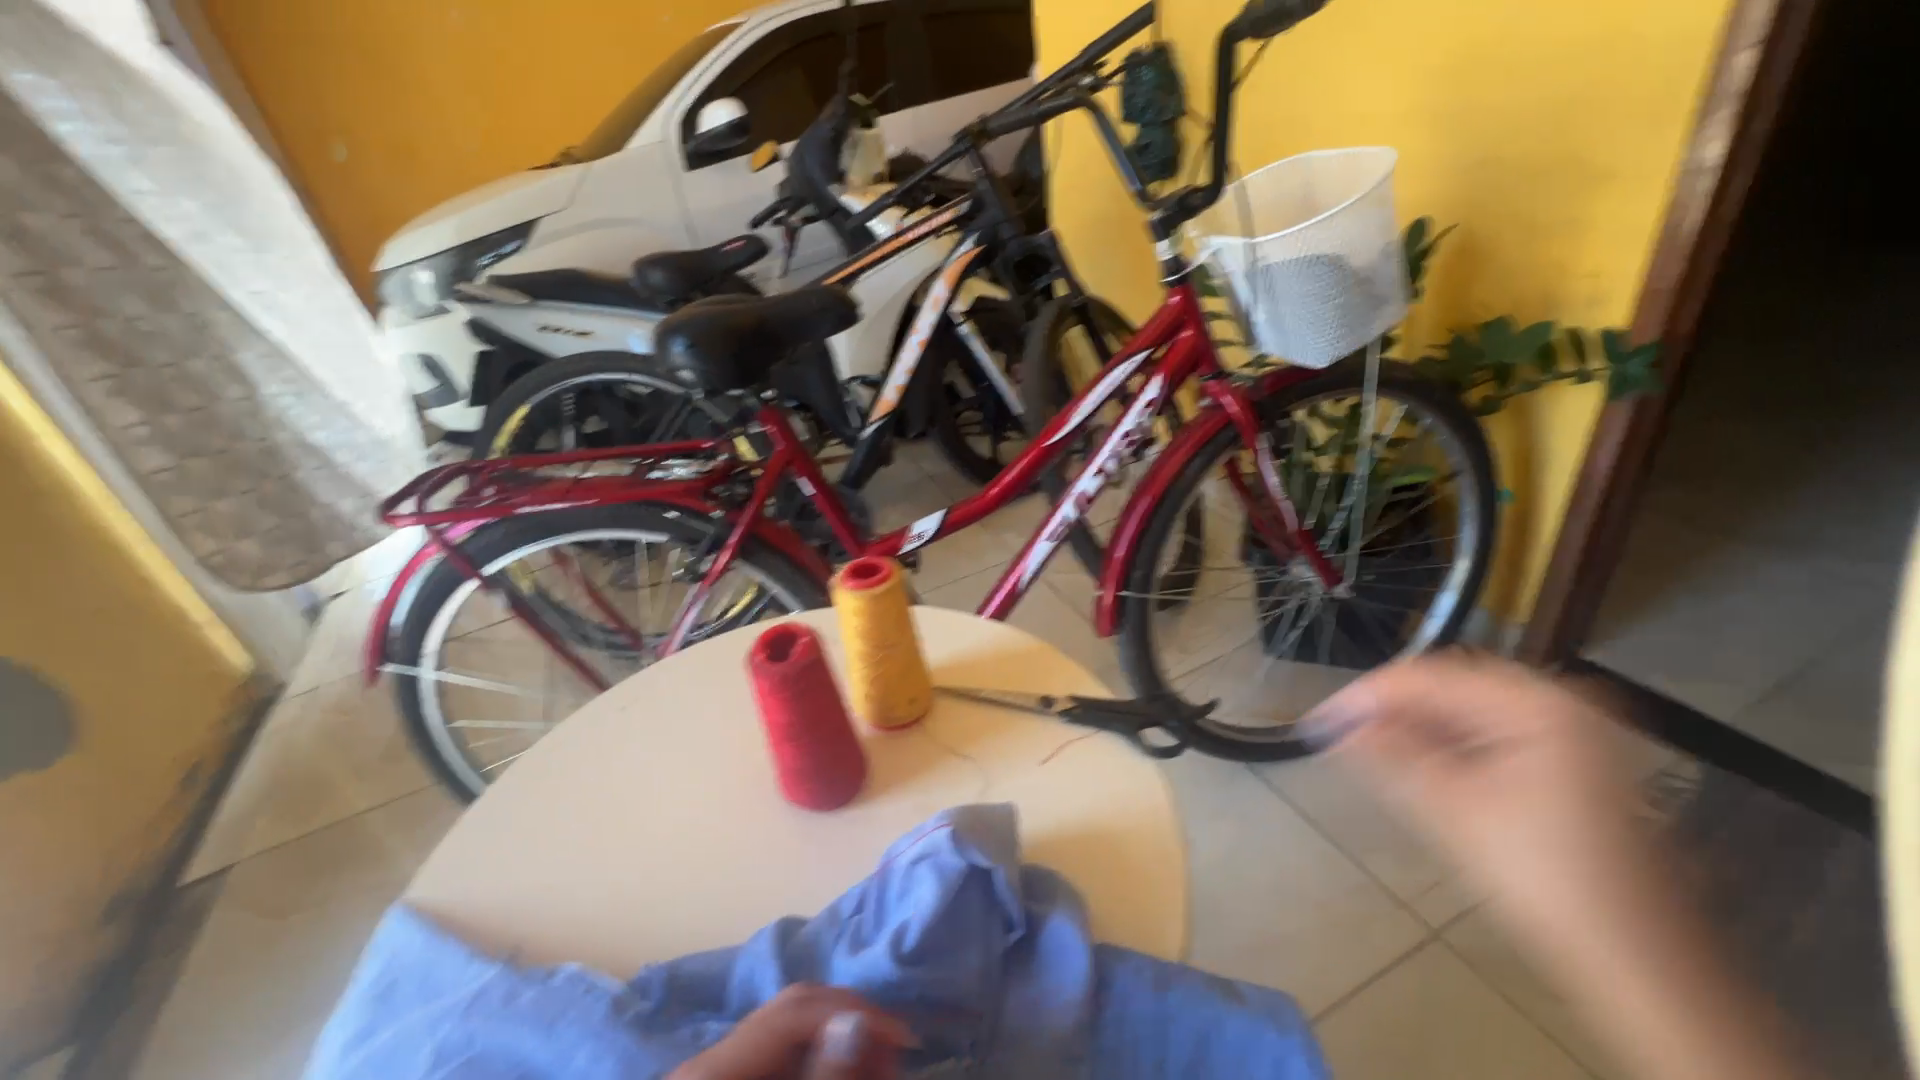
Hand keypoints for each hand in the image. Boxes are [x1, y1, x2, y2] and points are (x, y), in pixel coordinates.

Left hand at [668, 984, 915, 1079]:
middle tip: (896, 1054)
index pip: (794, 1012)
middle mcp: (712, 1058)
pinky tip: (847, 1075)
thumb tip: (856, 1021)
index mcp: (713, 1069)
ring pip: (791, 1031)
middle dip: (851, 1023)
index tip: (903, 1039)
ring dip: (841, 1043)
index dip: (853, 1012)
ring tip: (879, 1068)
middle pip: (793, 1011)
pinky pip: (782, 1058)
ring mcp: (721, 1070)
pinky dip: (819, 1064)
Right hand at [1305, 652, 1656, 945]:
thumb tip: (1338, 726)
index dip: (1368, 696)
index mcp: (1538, 703)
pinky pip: (1494, 732)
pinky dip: (1451, 744)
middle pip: (1453, 686)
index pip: (1432, 677)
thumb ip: (1391, 756)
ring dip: (1418, 726)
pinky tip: (1416, 763)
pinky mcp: (1572, 759)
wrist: (1638, 957)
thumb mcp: (1454, 811)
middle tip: (1340, 735)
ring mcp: (1572, 730)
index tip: (1318, 721)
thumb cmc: (1543, 880)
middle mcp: (1560, 701)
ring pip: (1471, 709)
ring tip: (1367, 749)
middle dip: (1392, 708)